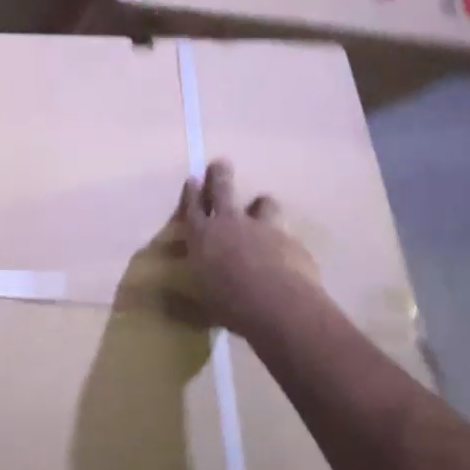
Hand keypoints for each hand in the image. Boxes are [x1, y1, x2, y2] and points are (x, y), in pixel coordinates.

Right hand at [173, 161, 323, 337]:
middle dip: (220, 175)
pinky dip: (286, 242)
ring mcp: (263, 230)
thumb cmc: (229, 303)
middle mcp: (230, 224)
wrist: (278, 306)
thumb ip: (199, 288)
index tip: (193, 177)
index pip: (193, 206)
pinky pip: (288, 237)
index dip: (193, 192)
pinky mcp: (292, 243)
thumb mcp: (204, 300)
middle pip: (223, 191)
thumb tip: (177, 300)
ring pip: (264, 205)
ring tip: (264, 204)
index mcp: (202, 235)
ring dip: (262, 204)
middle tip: (222, 163)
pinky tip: (290, 255)